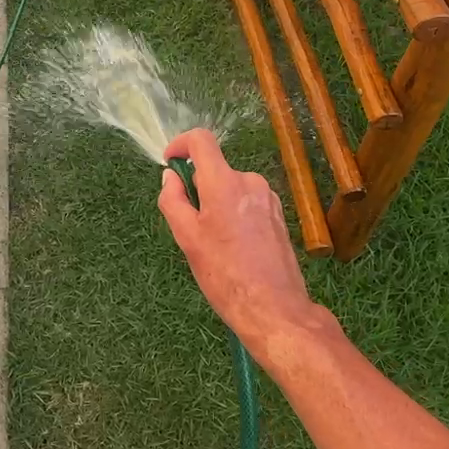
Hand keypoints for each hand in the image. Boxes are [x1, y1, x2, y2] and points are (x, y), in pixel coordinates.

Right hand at [158, 128, 320, 357]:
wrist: (274, 308)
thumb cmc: (224, 274)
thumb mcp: (187, 238)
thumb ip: (173, 200)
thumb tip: (170, 177)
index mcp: (224, 182)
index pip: (201, 140)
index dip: (181, 145)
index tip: (170, 163)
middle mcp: (249, 181)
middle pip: (215, 170)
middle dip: (198, 189)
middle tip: (191, 226)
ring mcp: (268, 198)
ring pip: (230, 188)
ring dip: (216, 203)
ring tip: (214, 243)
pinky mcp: (278, 214)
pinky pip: (247, 202)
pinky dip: (234, 213)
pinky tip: (234, 248)